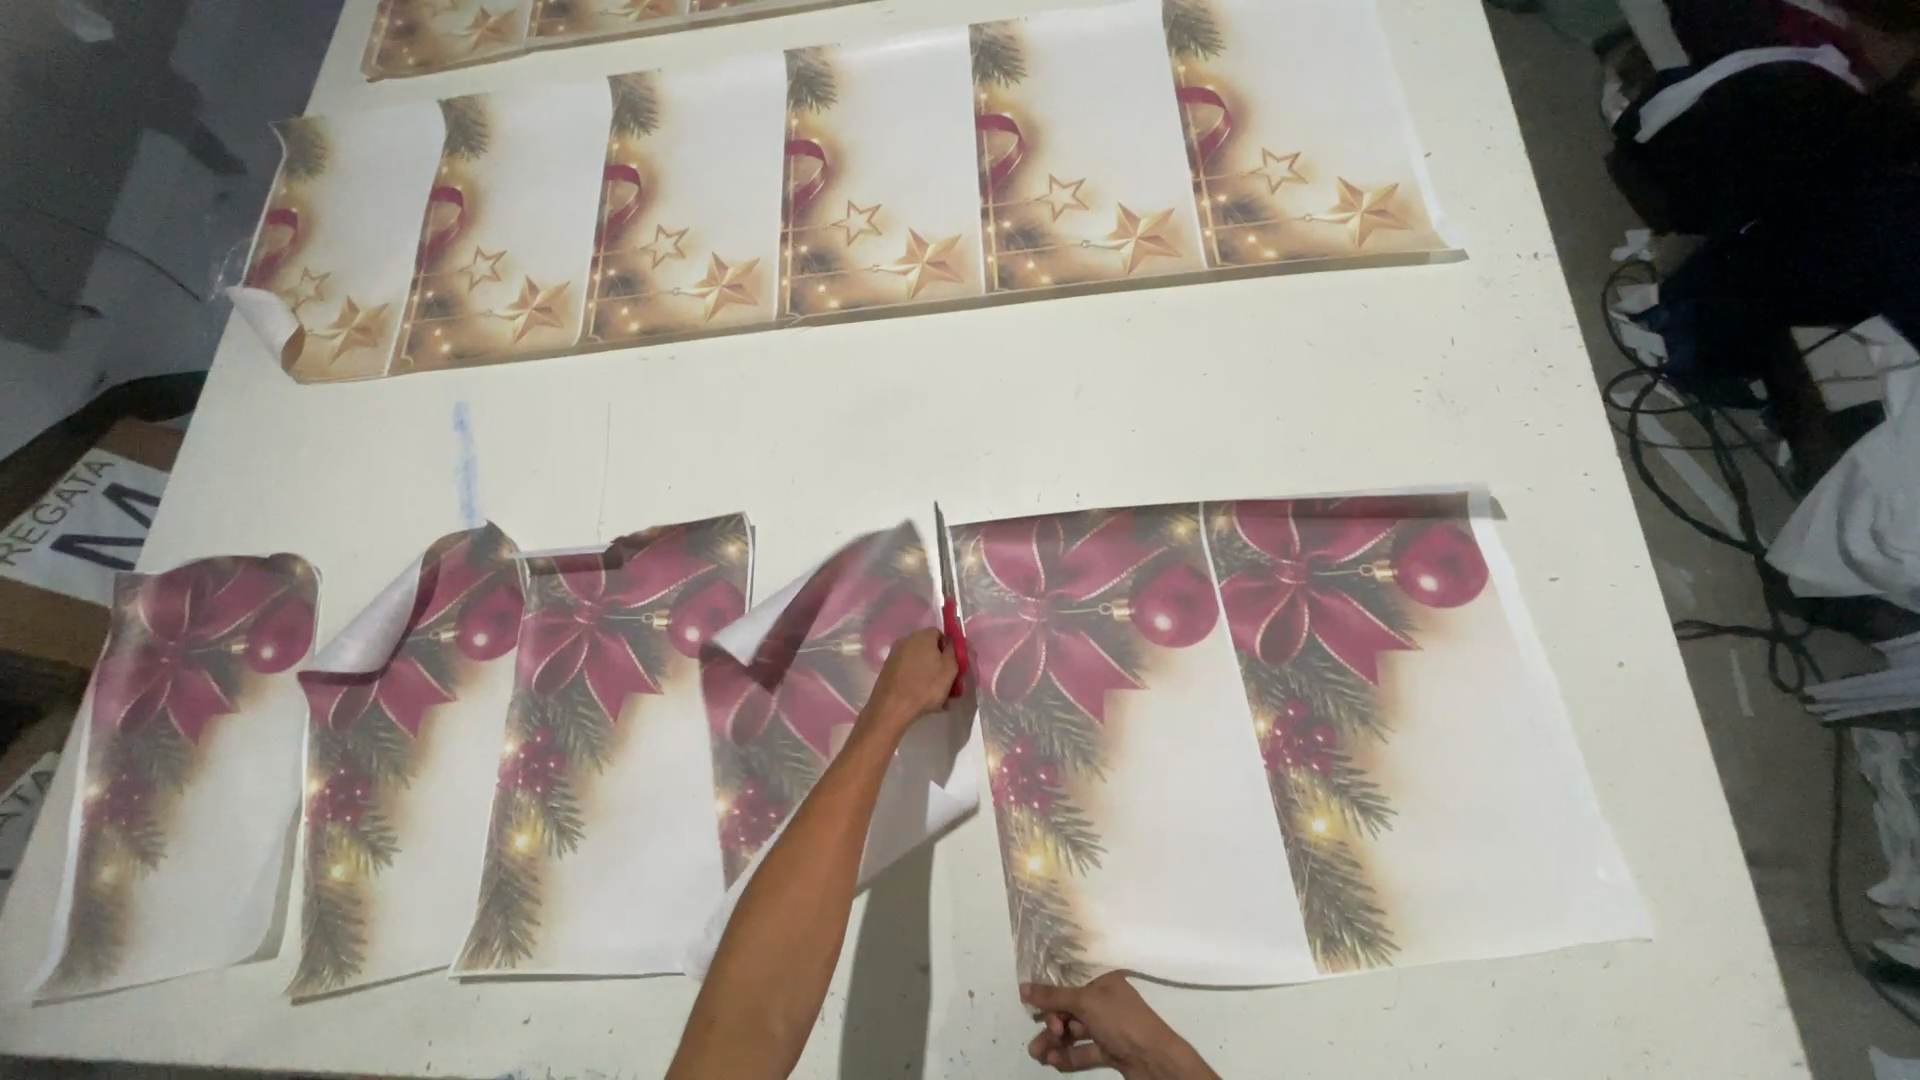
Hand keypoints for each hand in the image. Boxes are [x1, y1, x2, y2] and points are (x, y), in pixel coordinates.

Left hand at [861, 627, 957, 736]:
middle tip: (948, 684)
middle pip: (928, 649)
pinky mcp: (887, 669)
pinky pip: (908, 672)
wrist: (892, 707)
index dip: (949, 649)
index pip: (940, 634)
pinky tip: (922, 698)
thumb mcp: (950, 669)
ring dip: (929, 675)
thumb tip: (950, 644)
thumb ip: (954, 652)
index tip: (954, 666)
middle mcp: (906, 640)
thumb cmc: (926, 687)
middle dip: (939, 665)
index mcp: (922, 636)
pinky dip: (916, 681)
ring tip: (938, 697)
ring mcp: (894, 655)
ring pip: (918, 663)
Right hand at [1023, 973, 1217, 1077]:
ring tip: (1037, 1054)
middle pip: (1069, 1007)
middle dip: (1050, 1021)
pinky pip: (1084, 1050)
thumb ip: (1053, 996)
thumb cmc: (1121, 1020)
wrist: (1156, 1061)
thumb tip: (1023, 987)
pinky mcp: (1110, 1050)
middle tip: (1042, 1033)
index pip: (1069, 978)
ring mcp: (1107, 1026)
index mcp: (1102, 979)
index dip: (1049, 988)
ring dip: (1055, 1041)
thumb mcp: (1085, 1002)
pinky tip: (1053, 1062)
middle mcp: (1104, 999)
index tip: (1028, 998)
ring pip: (1074, 1031)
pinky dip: (1069, 1055)